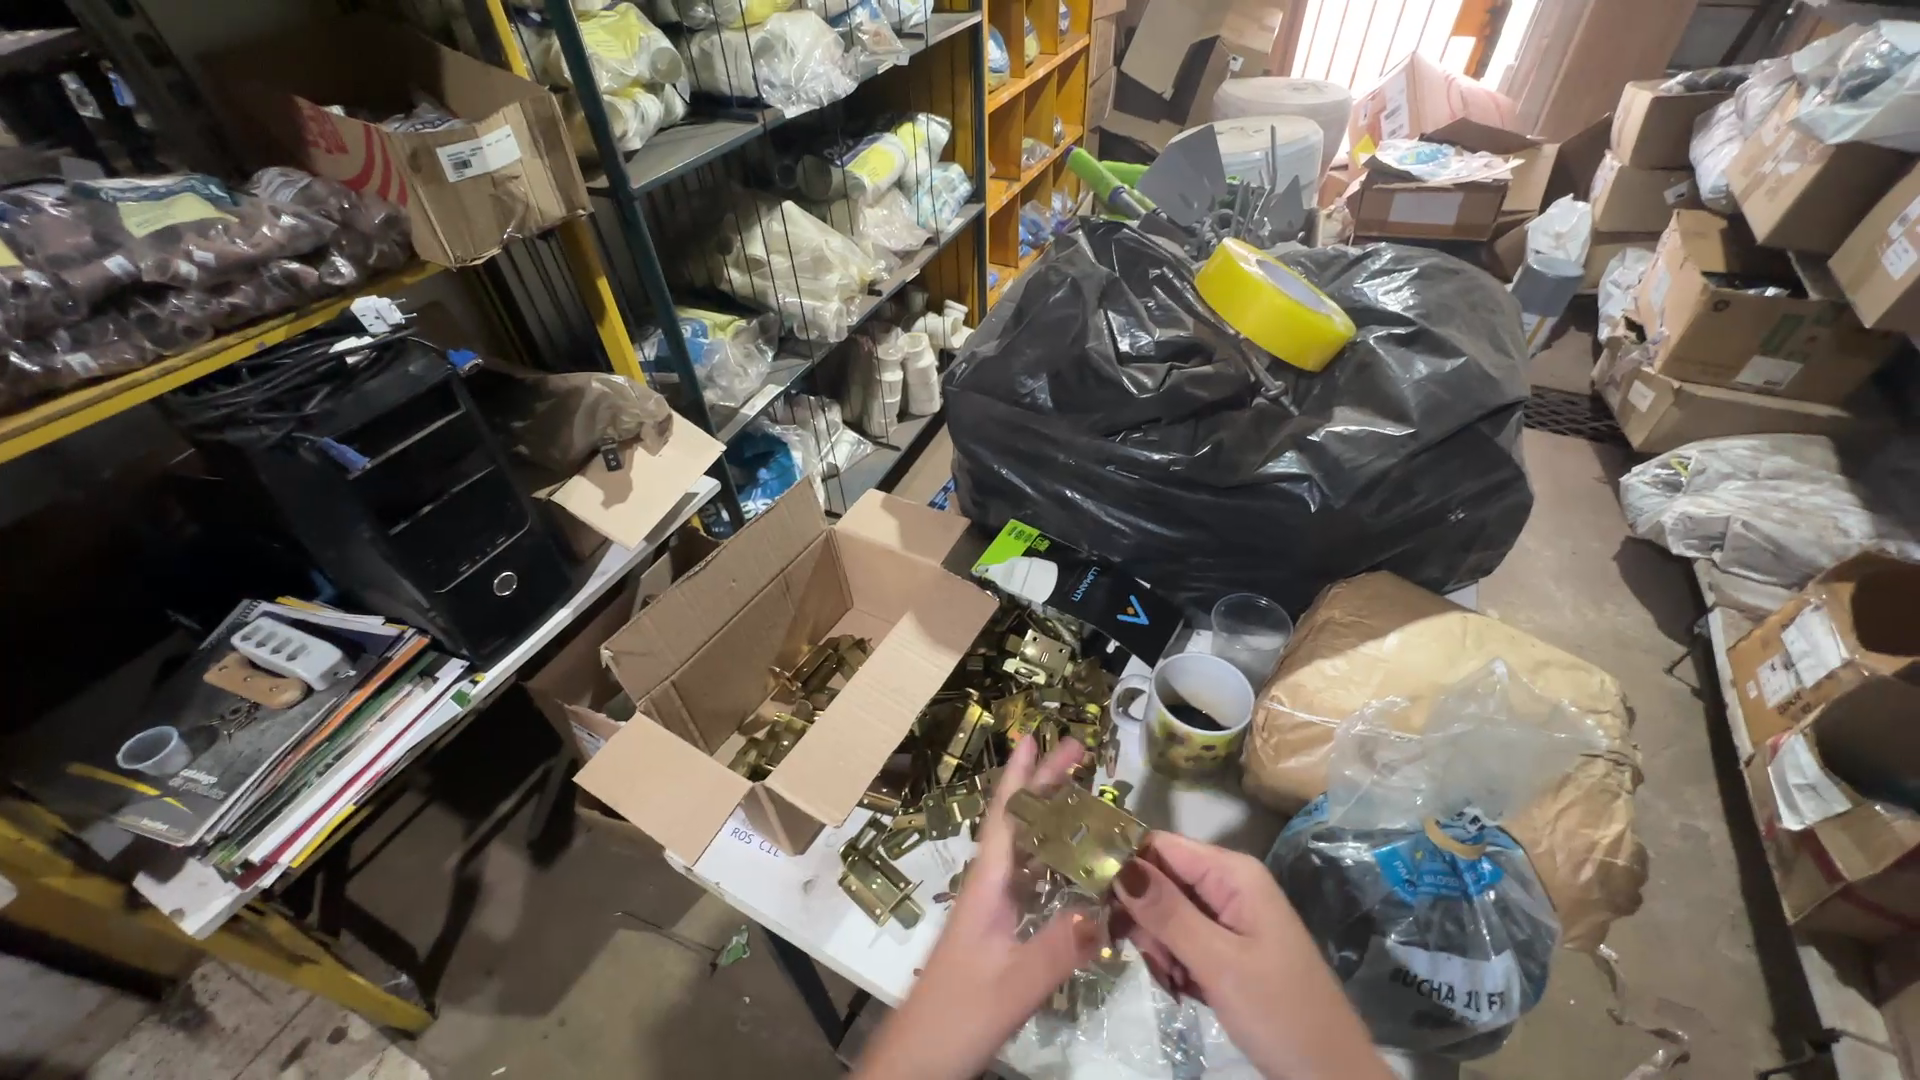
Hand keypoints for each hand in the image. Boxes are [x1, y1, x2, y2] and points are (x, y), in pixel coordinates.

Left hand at [852, 738, 1100, 1079]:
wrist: (918, 1057)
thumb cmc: (956, 1015)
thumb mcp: (1010, 986)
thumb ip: (1055, 950)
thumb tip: (1106, 908)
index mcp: (986, 886)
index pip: (1005, 818)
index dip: (1021, 777)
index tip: (1036, 738)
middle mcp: (988, 887)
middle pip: (1018, 823)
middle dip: (1044, 784)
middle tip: (1077, 751)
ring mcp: (991, 909)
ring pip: (1024, 849)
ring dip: (1050, 817)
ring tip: (1082, 793)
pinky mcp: (998, 932)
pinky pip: (1030, 881)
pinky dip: (1054, 860)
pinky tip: (1075, 866)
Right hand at [1113, 831, 1392, 1079]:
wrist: (1332, 1078)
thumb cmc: (1280, 1013)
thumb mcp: (1219, 962)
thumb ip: (1167, 912)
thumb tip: (1116, 864)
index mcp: (1232, 872)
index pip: (1159, 845)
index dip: (1125, 867)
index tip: (1100, 906)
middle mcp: (1229, 882)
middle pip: (1159, 878)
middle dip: (1145, 918)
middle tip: (1157, 962)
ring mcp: (1229, 914)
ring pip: (1165, 911)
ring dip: (1159, 946)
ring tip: (1177, 982)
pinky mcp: (1228, 944)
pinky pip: (1182, 937)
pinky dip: (1174, 961)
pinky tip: (1184, 988)